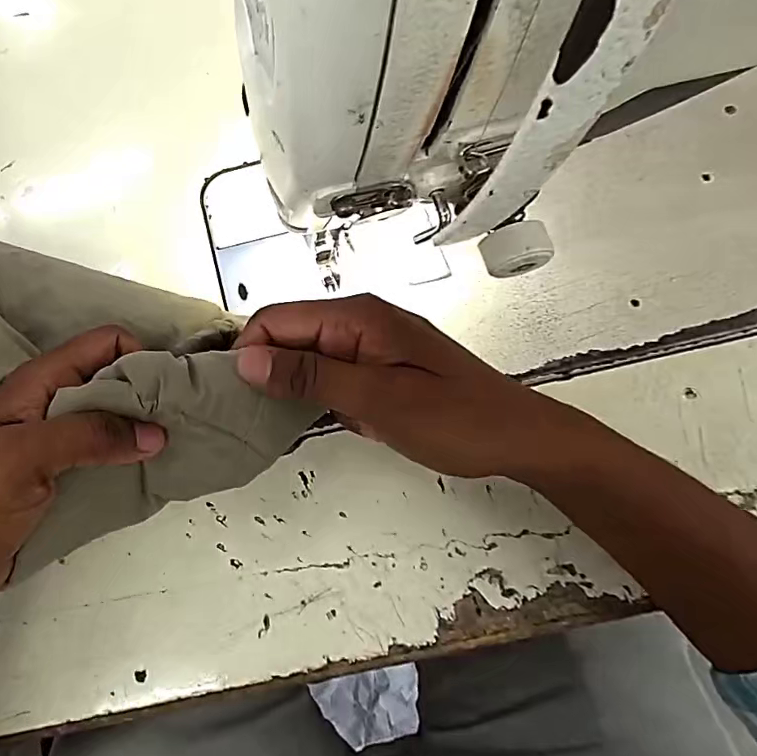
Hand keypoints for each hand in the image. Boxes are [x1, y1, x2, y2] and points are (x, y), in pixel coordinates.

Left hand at [0, 327, 166, 602]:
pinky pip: (110, 451)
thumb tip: (154, 431)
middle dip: (150, 391)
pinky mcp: (66, 474)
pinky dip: (134, 454)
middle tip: (183, 417)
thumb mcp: (23, 458)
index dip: (138, 355)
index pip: (102, 344)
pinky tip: (156, 466)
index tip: (168, 387)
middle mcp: (52, 404)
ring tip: (179, 442)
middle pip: (114, 378)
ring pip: (115, 416)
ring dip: (145, 425)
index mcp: (37, 384)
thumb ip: (87, 435)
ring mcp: (59, 440)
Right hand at [233, 296, 592, 483]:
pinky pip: (332, 372)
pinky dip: (319, 394)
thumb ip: (312, 376)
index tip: (240, 391)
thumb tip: (252, 361)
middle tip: (260, 411)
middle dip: (269, 368)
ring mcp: (372, 344)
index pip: (278, 317)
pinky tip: (324, 418)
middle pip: (290, 333)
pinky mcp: (379, 367)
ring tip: (290, 418)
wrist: (516, 437)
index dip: (252, 351)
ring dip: (294, 385)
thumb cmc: (460, 418)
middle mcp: (362, 322)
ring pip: (308, 355)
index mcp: (359, 317)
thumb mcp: (377, 400)